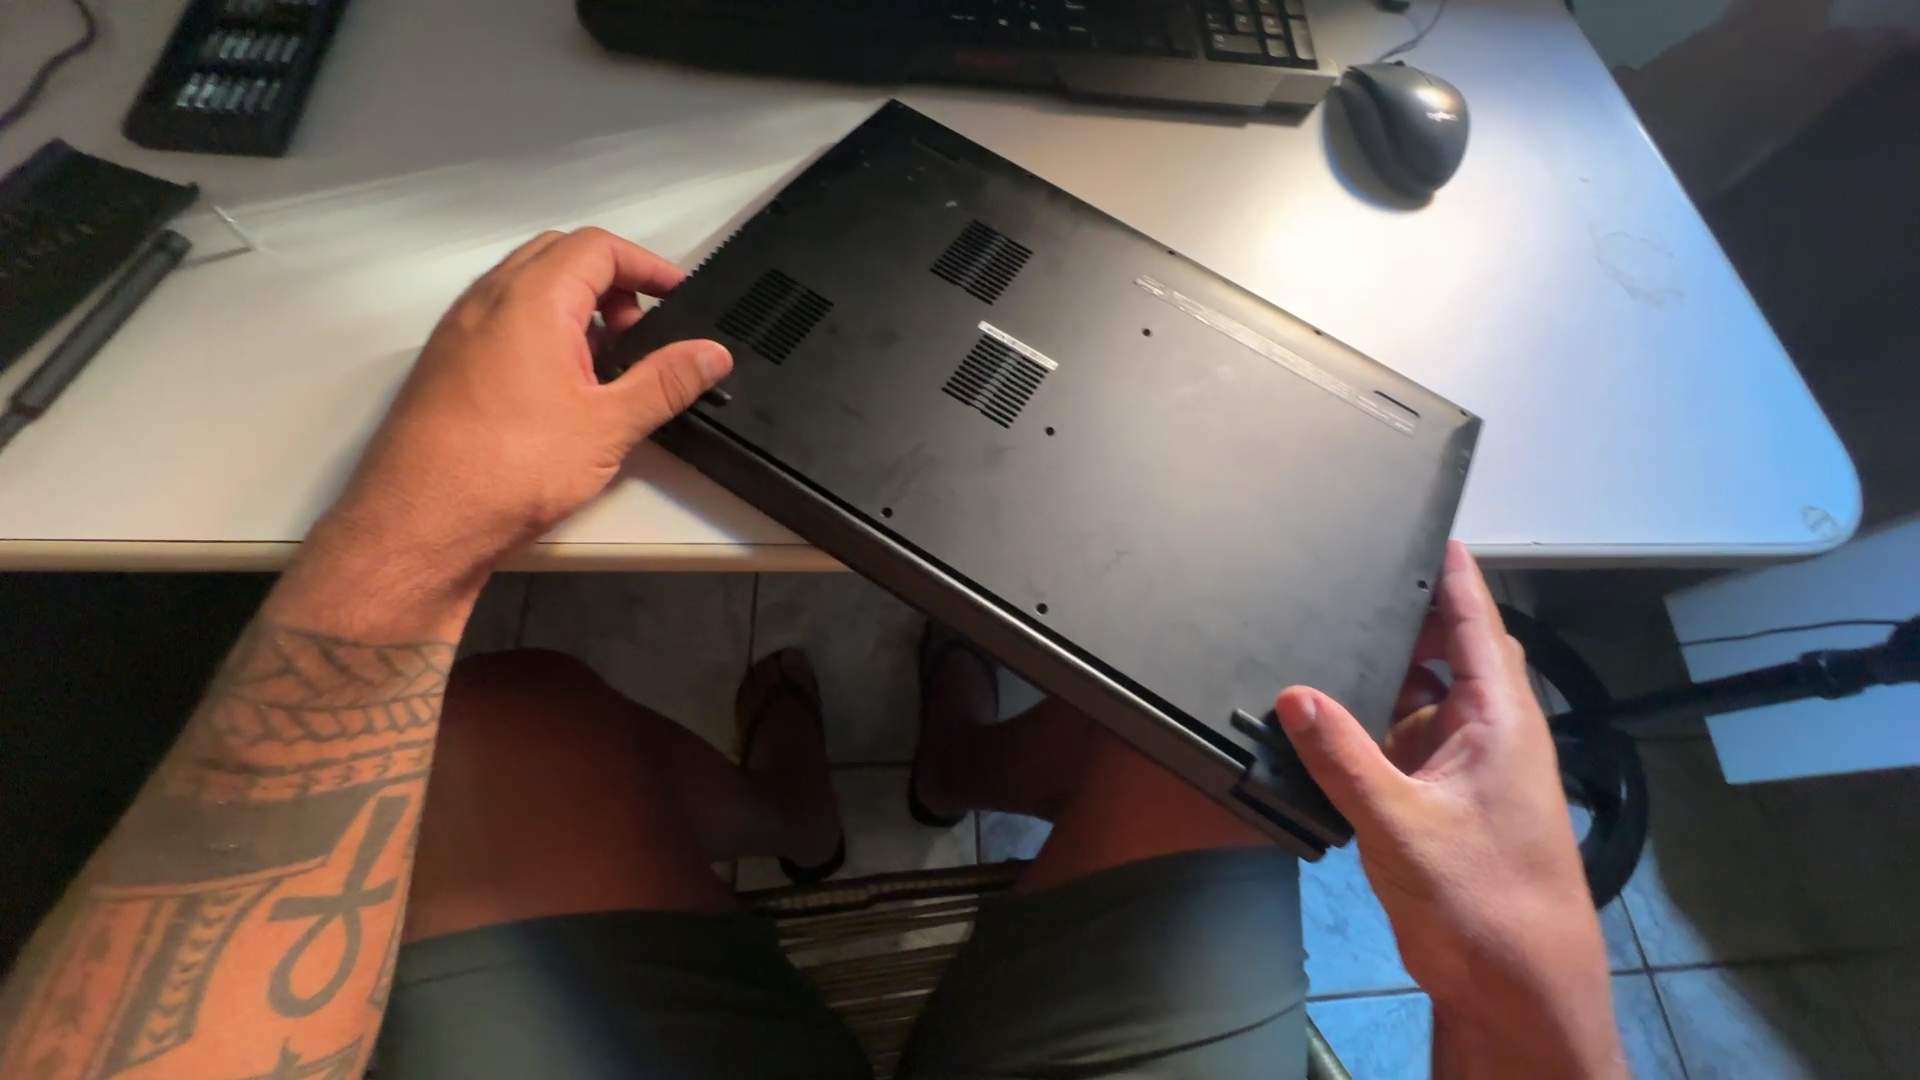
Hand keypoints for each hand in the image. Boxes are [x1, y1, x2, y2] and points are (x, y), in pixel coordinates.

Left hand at [296, 229, 731, 620]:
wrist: (424, 519)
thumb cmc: (510, 468)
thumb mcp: (609, 424)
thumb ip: (667, 382)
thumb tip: (713, 354)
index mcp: (531, 302)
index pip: (597, 248)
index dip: (647, 265)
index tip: (679, 294)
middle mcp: (488, 302)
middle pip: (560, 256)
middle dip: (614, 282)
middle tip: (646, 330)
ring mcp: (462, 331)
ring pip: (529, 287)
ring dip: (580, 307)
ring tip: (613, 362)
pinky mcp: (451, 363)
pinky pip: (506, 320)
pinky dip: (548, 330)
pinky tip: (569, 386)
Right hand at [1275, 541, 1621, 1075]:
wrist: (1515, 991)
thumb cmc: (1484, 903)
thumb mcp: (1402, 825)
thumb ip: (1344, 757)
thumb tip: (1292, 694)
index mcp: (1499, 723)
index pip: (1480, 627)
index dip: (1458, 576)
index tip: (1433, 529)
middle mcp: (1484, 734)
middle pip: (1447, 652)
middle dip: (1406, 614)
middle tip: (1350, 575)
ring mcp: (1461, 766)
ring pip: (1417, 695)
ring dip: (1379, 670)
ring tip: (1326, 634)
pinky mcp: (1438, 795)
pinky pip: (1398, 735)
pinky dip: (1365, 718)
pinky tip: (1324, 713)